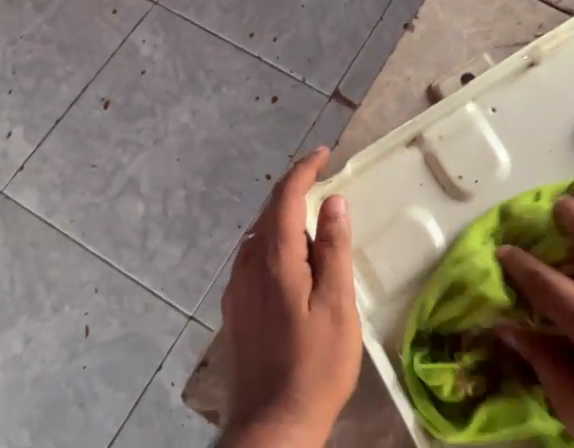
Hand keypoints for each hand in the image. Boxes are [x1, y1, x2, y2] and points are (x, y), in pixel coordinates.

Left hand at [221, 146, 360, 447]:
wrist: (272, 426)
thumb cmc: (315, 366)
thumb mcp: (337, 306)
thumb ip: (333, 251)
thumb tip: (333, 203)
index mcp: (275, 260)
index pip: (285, 197)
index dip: (304, 169)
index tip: (324, 153)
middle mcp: (248, 267)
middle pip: (268, 212)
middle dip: (294, 188)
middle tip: (323, 177)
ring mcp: (238, 290)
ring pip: (258, 235)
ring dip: (283, 215)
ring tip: (313, 214)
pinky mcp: (236, 311)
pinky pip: (253, 258)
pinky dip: (274, 240)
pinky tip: (292, 257)